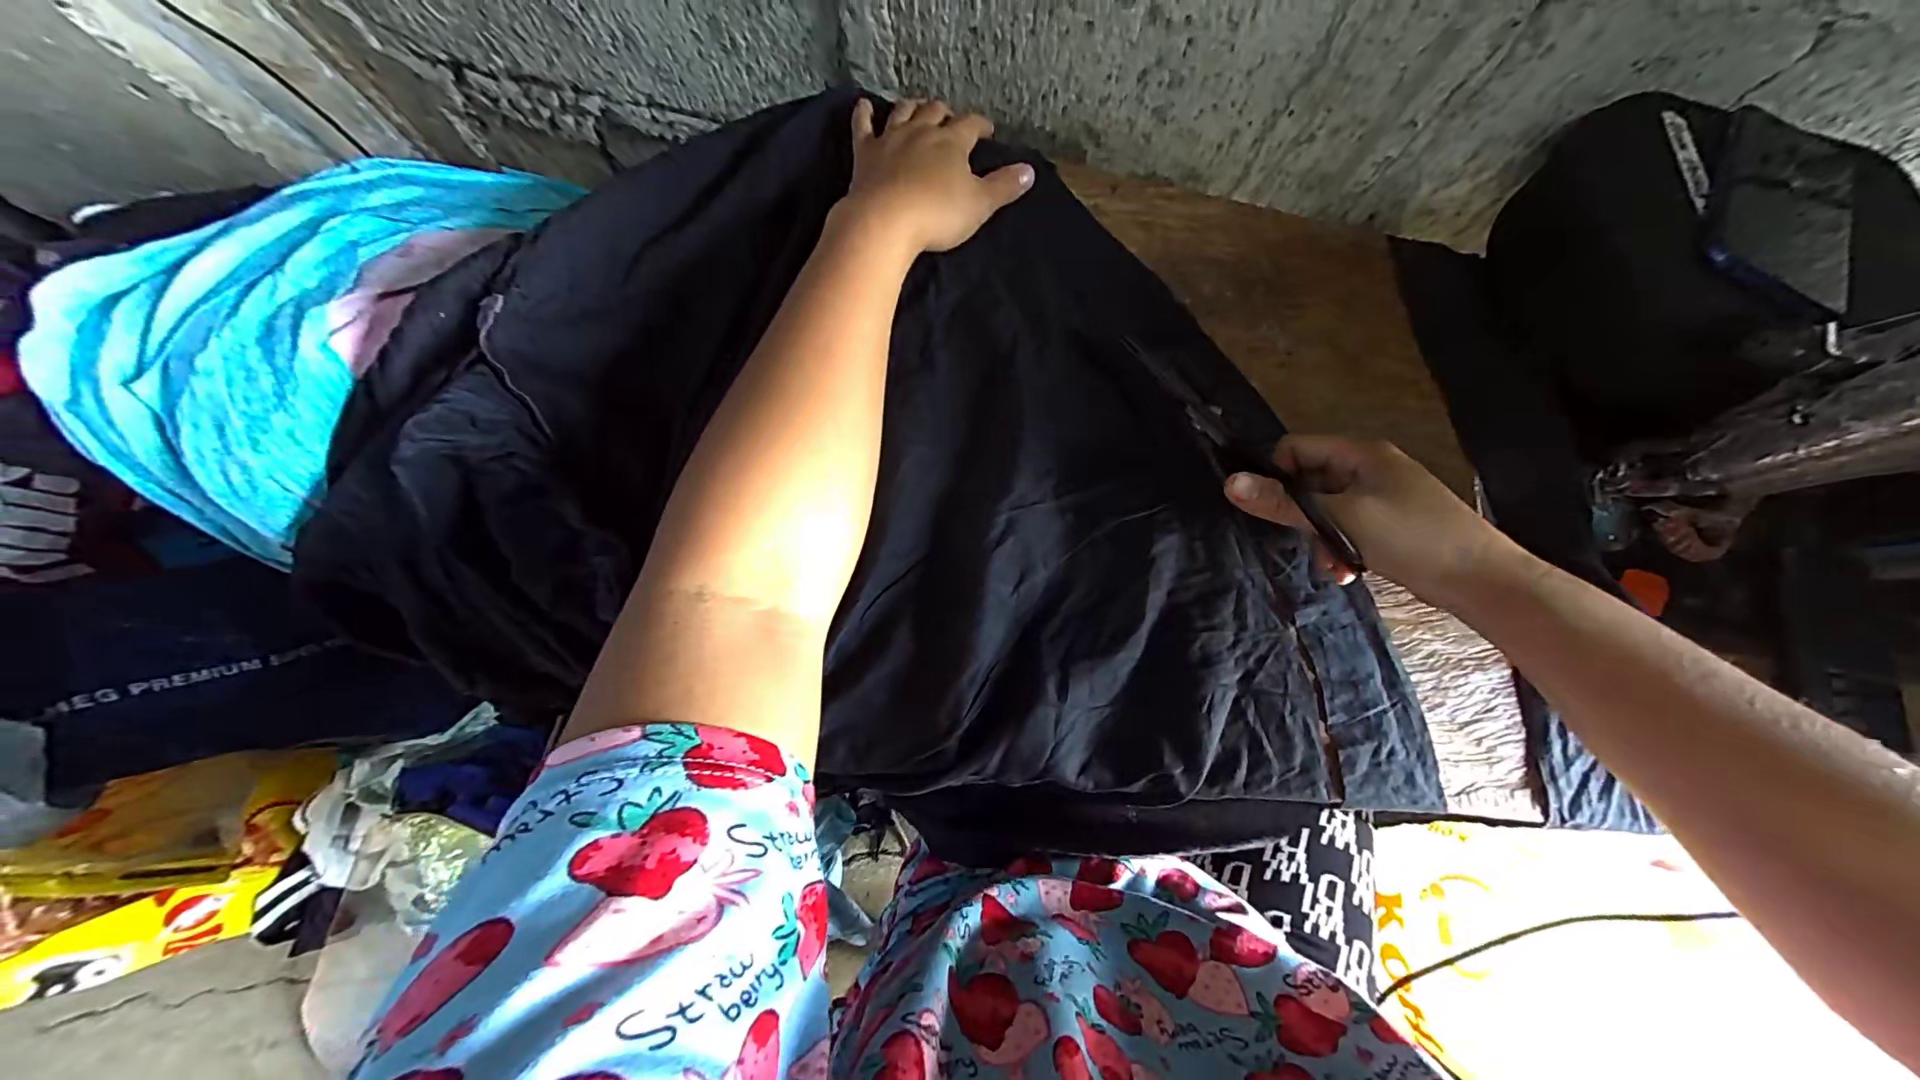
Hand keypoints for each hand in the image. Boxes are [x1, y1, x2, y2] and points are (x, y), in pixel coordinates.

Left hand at [840, 97, 1034, 254]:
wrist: (886, 222)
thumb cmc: (937, 215)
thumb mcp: (979, 204)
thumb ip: (1004, 187)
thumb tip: (1029, 171)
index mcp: (952, 142)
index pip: (971, 125)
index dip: (980, 126)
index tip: (987, 131)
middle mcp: (921, 131)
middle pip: (935, 111)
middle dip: (946, 113)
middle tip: (951, 119)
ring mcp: (891, 139)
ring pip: (904, 112)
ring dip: (913, 107)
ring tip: (918, 108)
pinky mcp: (866, 153)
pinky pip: (863, 125)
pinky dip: (863, 113)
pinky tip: (863, 105)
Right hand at [1224, 435, 1529, 604]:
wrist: (1482, 580)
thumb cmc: (1412, 537)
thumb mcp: (1340, 519)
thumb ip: (1284, 503)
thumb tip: (1230, 483)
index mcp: (1361, 454)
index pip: (1295, 447)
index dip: (1275, 473)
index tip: (1268, 507)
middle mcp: (1368, 468)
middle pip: (1307, 480)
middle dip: (1299, 514)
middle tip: (1301, 540)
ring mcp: (1379, 497)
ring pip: (1324, 510)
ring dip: (1319, 538)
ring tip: (1331, 564)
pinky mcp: (1387, 525)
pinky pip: (1344, 529)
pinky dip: (1339, 548)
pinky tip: (1346, 572)